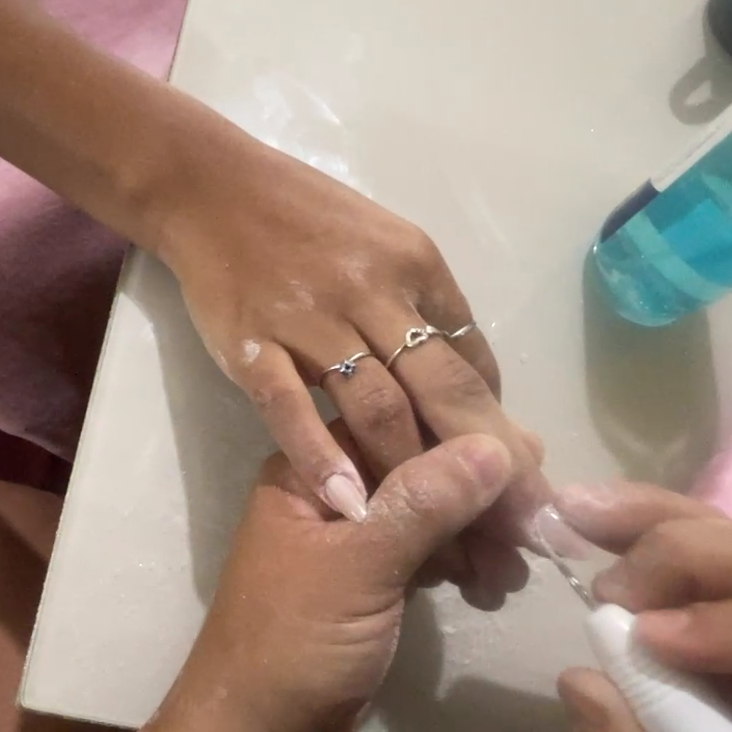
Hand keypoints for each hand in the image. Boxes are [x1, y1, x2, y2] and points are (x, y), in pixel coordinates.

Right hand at [154, 137, 549, 591]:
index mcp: (415, 265)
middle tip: (517, 534)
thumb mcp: (386, 245)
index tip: (520, 486)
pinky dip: (321, 458)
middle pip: (440, 391)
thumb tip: (476, 383)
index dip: (502, 431)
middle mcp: (373, 291)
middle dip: (485, 467)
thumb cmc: (304, 218)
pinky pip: (289, 408)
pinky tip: (349, 506)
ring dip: (412, 478)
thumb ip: (430, 312)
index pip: (473, 361)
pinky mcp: (252, 344)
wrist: (210, 188)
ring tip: (443, 543)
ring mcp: (309, 320)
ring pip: (374, 407)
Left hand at [158, 435, 513, 731]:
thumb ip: (423, 504)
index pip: (398, 423)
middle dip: (480, 497)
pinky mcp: (371, 576)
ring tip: (512, 572)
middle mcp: (331, 488)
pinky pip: (427, 550)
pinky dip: (461, 563)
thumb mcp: (357, 568)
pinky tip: (491, 587)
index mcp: (309, 467)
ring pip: (430, 511)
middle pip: (421, 466)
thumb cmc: (292, 644)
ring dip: (478, 535)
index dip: (466, 442)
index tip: (530, 473)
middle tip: (533, 532)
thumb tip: (495, 445)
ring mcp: (353, 534)